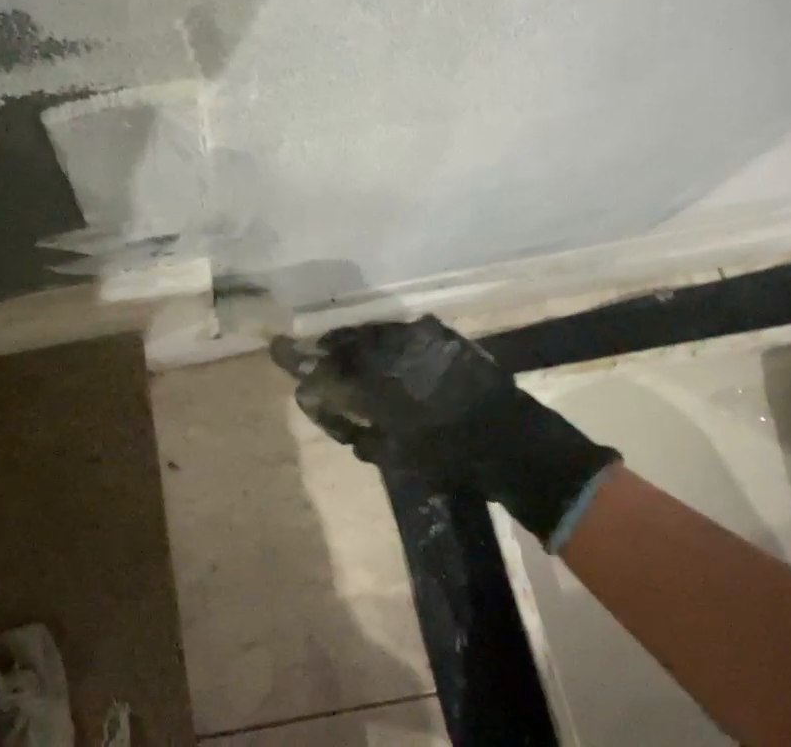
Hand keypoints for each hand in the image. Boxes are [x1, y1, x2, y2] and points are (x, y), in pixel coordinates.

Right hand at [278, 315, 620, 545]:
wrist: (515, 443)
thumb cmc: (450, 458)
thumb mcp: (392, 453)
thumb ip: (353, 429)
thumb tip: (325, 409)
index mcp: (374, 380)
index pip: (323, 364)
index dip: (295, 357)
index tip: (275, 347)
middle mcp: (392, 350)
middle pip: (346, 341)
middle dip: (326, 349)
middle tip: (312, 355)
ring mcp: (421, 338)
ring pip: (374, 334)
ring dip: (355, 344)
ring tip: (346, 353)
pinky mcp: (444, 336)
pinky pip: (402, 332)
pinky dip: (386, 342)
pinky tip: (386, 354)